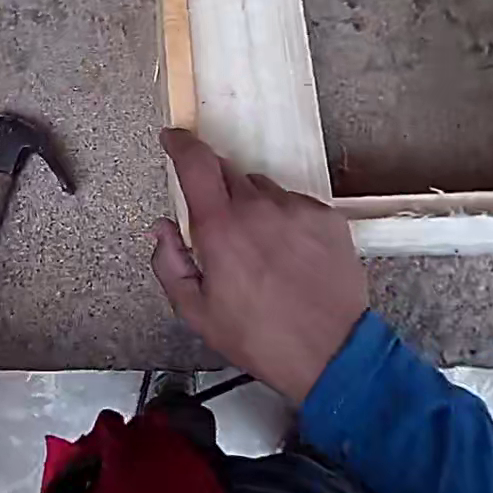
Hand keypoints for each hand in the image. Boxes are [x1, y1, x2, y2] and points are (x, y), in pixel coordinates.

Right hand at [149, 128, 367, 402]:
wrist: (331, 353)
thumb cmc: (260, 337)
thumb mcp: (196, 311)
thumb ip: (168, 262)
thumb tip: (161, 229)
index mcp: (220, 227)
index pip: (195, 162)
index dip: (180, 143)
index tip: (172, 138)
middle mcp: (258, 207)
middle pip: (226, 171)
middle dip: (214, 188)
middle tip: (218, 225)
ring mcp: (296, 209)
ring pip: (261, 188)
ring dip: (250, 205)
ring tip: (259, 249)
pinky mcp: (326, 217)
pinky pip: (293, 203)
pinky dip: (282, 218)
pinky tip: (287, 253)